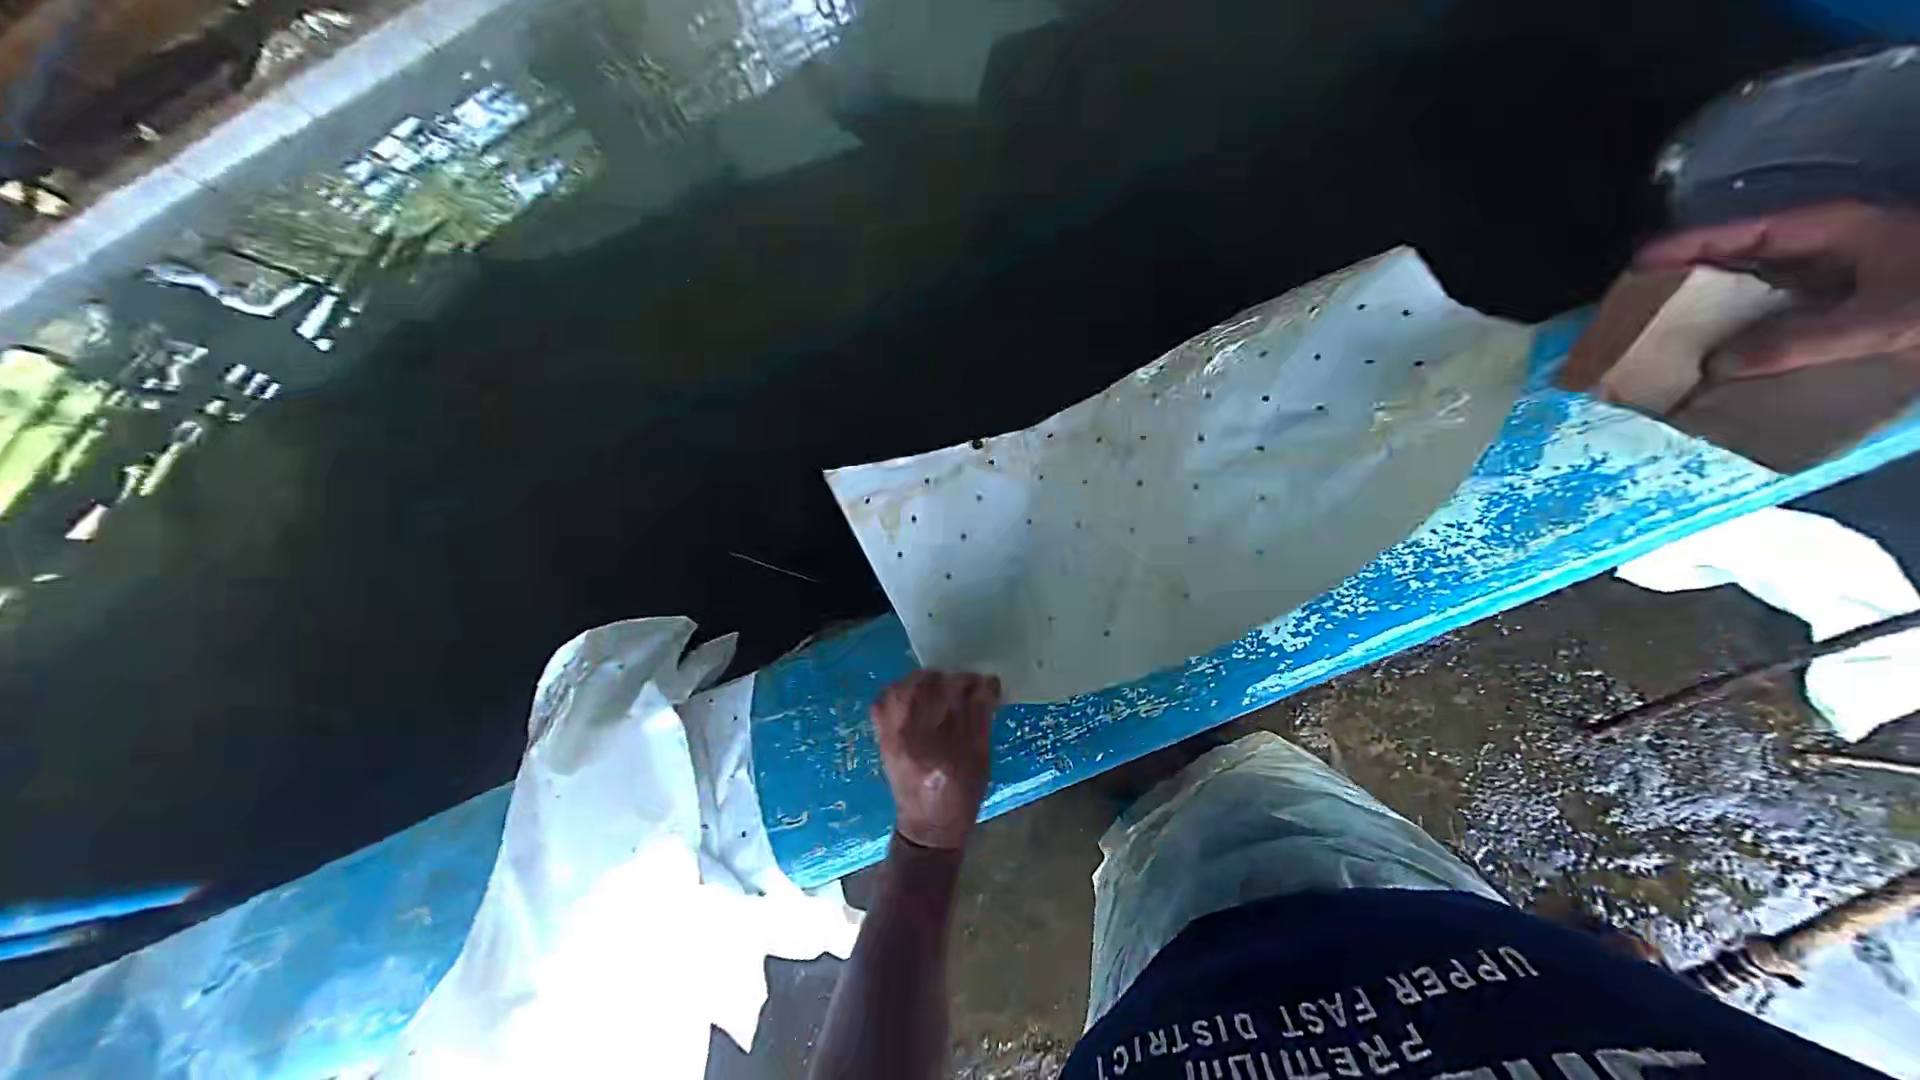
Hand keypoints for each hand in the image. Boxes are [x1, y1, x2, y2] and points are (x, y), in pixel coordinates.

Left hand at [870, 671, 999, 849]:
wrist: (927, 828)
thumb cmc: (960, 798)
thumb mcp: (980, 762)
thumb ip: (981, 721)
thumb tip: (985, 686)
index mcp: (946, 754)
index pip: (960, 703)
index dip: (975, 686)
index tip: (985, 682)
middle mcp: (913, 743)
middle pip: (927, 691)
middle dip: (948, 680)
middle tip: (962, 683)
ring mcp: (892, 740)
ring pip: (901, 692)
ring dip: (923, 681)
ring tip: (939, 684)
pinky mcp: (882, 739)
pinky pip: (882, 704)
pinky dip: (898, 691)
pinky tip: (914, 693)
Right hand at [1636, 200, 1919, 376]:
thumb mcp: (1891, 319)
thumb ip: (1802, 341)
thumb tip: (1718, 365)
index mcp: (1838, 232)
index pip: (1745, 231)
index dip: (1687, 246)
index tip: (1635, 265)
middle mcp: (1836, 248)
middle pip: (1744, 257)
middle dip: (1690, 280)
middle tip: (1639, 306)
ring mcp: (1846, 276)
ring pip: (1762, 287)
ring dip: (1717, 310)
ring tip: (1671, 335)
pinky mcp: (1854, 304)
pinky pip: (1783, 314)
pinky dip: (1749, 332)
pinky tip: (1730, 356)